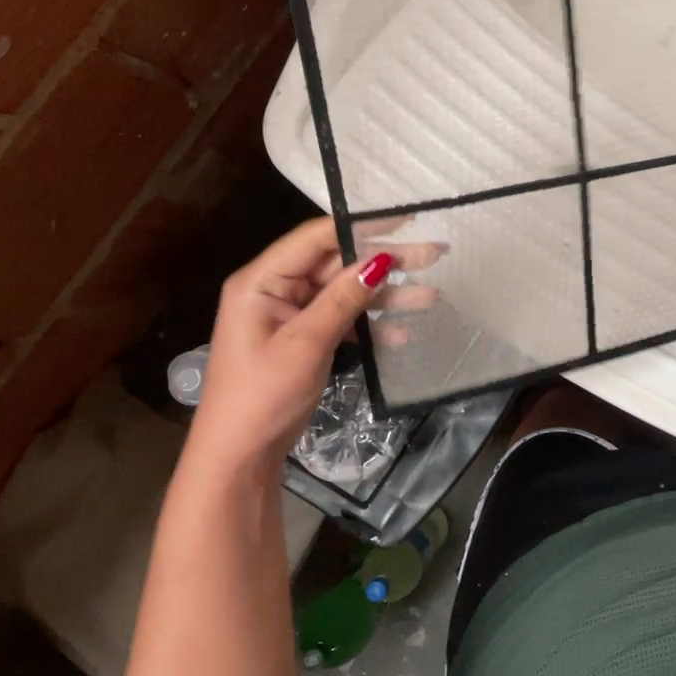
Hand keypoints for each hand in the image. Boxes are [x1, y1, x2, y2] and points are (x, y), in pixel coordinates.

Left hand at [189, 217, 442, 466]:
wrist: (240, 456)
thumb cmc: (263, 395)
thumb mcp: (306, 344)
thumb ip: (343, 299)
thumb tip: (380, 259)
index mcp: (262, 281)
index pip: (316, 238)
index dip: (362, 225)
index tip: (407, 219)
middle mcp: (276, 290)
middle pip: (338, 263)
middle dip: (386, 262)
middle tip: (435, 255)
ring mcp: (291, 315)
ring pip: (347, 293)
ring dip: (387, 297)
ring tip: (432, 297)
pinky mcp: (305, 338)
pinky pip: (344, 319)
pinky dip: (372, 325)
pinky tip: (403, 334)